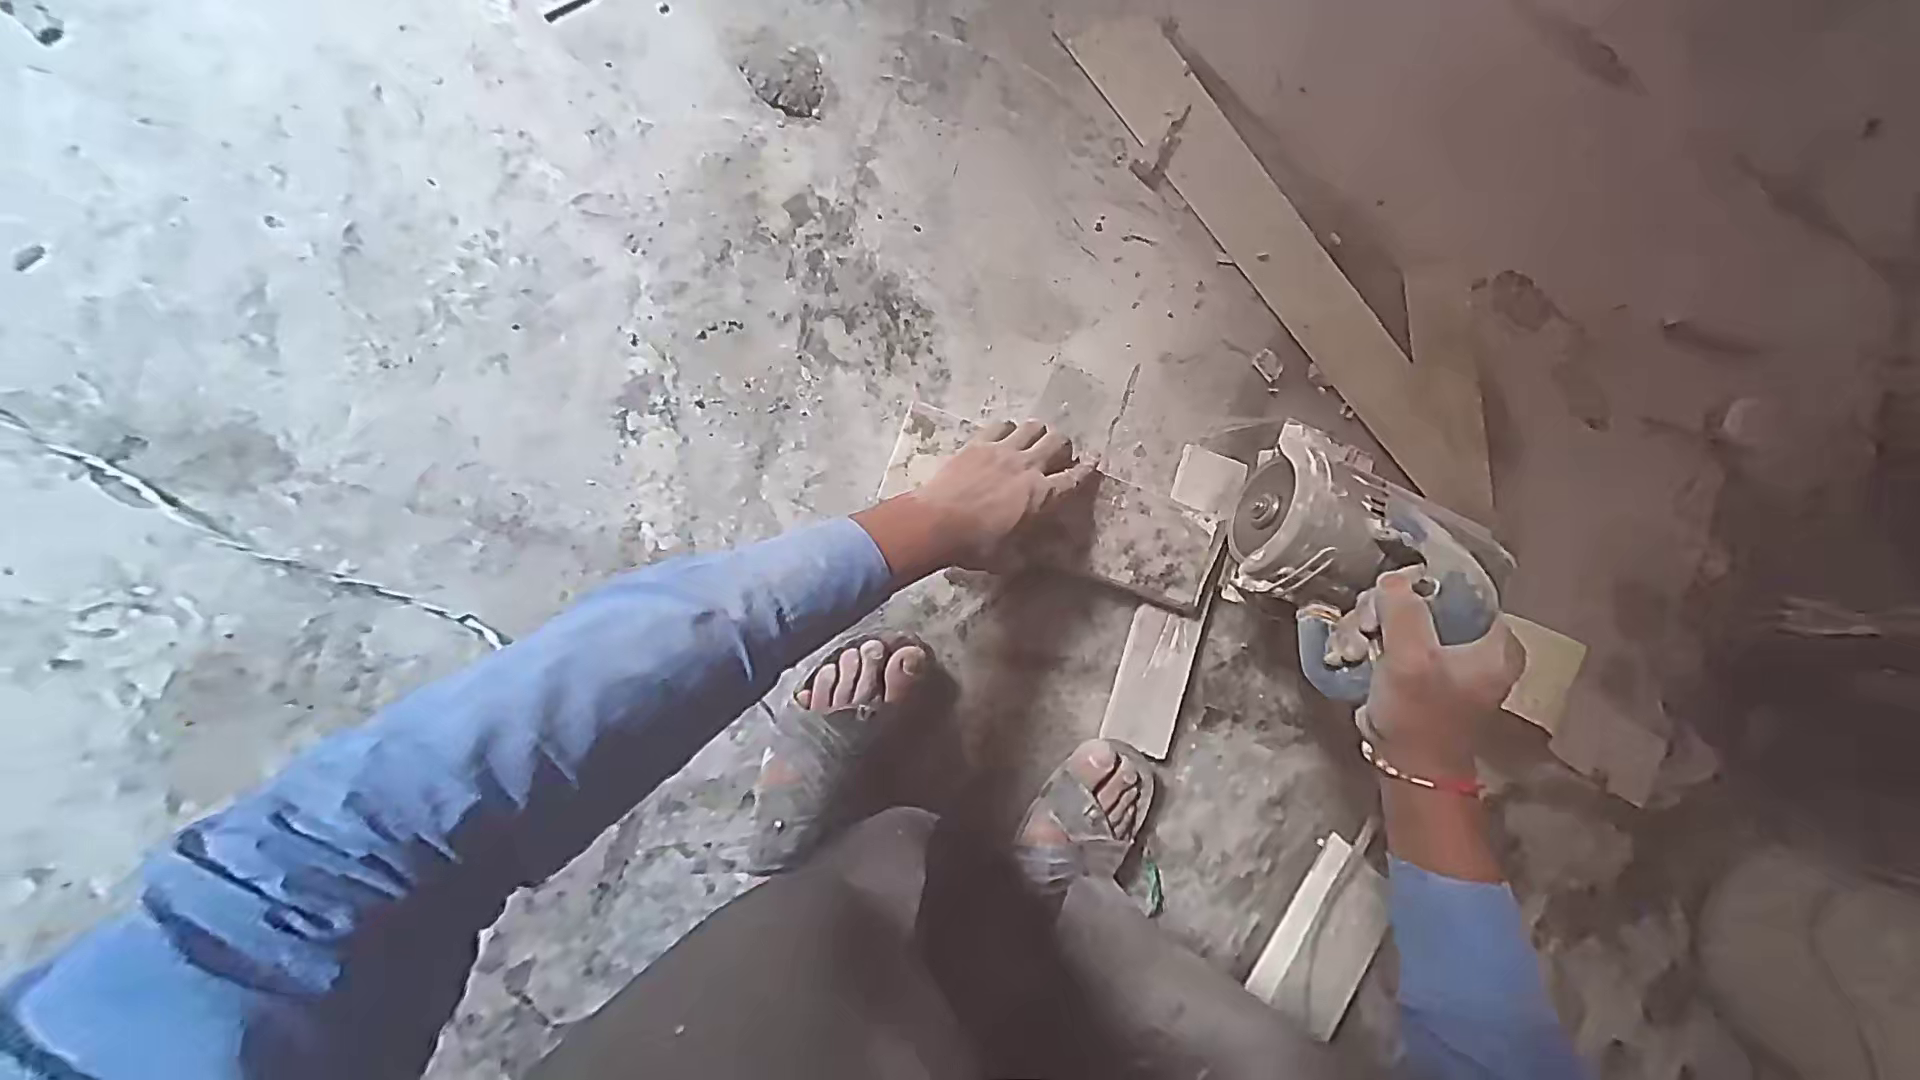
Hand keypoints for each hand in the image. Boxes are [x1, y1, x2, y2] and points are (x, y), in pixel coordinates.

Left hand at [853, 419, 1095, 583]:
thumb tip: (1034, 557)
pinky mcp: (978, 443)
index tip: (1092, 465)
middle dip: (1064, 447)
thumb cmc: (974, 546)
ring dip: (1038, 433)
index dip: (1087, 471)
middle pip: (1058, 442)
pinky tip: (1004, 437)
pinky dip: (1008, 429)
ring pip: (1033, 427)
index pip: (1075, 478)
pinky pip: (1001, 425)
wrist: (936, 523)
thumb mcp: (1007, 559)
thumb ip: (1026, 554)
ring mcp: (1003, 450)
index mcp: (1041, 496)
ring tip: (1033, 442)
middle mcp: (1028, 467)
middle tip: (1058, 456)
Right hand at [1359, 566, 1523, 778]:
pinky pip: (1387, 637)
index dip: (1417, 587)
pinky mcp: (1416, 668)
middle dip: (1382, 612)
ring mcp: (1443, 656)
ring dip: (1366, 628)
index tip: (1385, 600)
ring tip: (1353, 649)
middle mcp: (1474, 644)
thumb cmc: (1419, 713)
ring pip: (1396, 619)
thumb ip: (1403, 612)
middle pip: (1420, 602)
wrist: (1406, 764)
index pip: (1456, 590)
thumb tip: (1393, 578)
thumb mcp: (1411, 658)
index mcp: (1494, 641)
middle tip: (1365, 628)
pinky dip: (1366, 642)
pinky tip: (1352, 654)